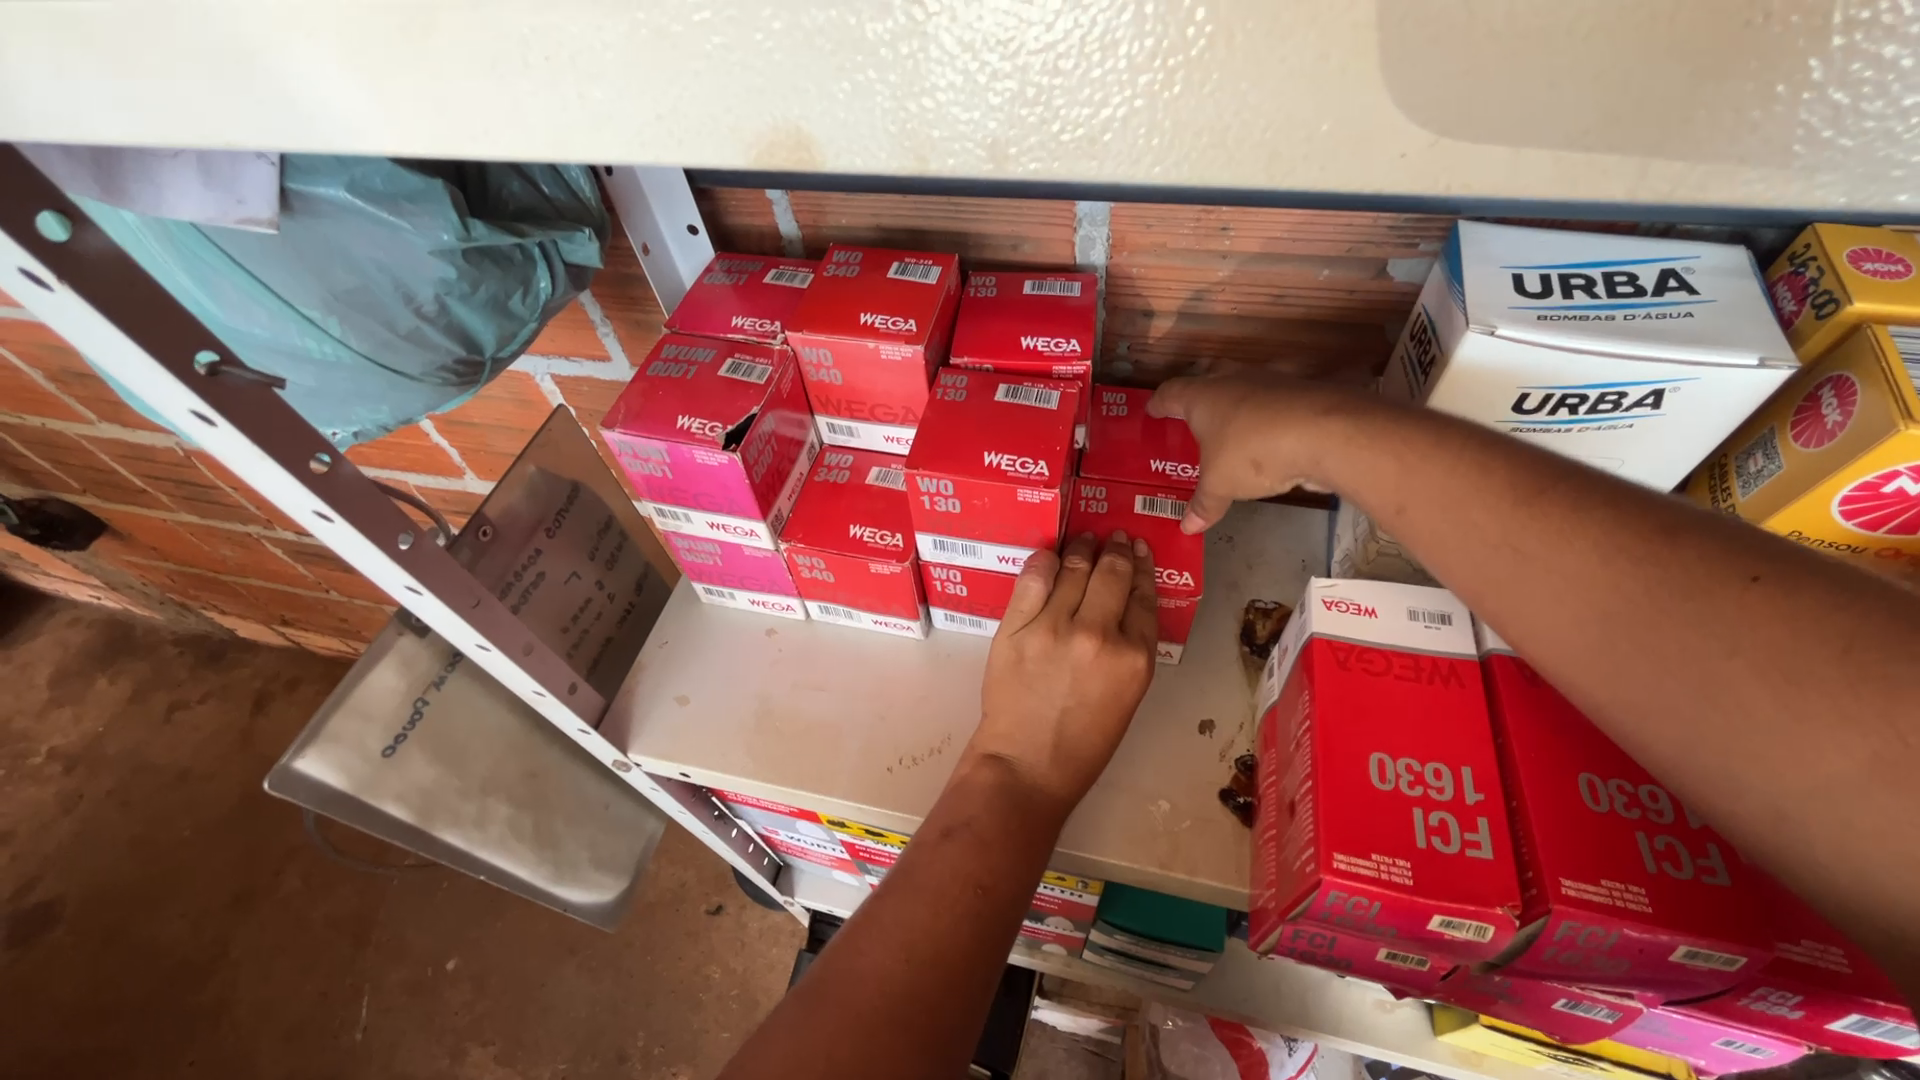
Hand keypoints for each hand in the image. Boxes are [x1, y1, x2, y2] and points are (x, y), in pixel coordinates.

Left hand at [968, 531, 1158, 816]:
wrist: (1027, 764)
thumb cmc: (1082, 743)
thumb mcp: (1127, 697)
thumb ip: (1129, 650)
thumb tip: (1121, 607)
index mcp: (1135, 657)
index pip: (1143, 596)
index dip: (1142, 566)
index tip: (1138, 549)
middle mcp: (1099, 635)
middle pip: (1112, 574)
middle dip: (1115, 549)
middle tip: (1113, 536)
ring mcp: (1054, 627)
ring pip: (1074, 570)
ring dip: (1082, 549)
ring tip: (1083, 540)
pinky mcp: (1016, 627)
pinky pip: (1034, 579)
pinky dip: (1044, 561)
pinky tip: (1049, 554)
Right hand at [1148, 372, 1385, 532]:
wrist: (1326, 432)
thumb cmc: (1252, 452)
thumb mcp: (1220, 485)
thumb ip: (1203, 504)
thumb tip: (1186, 528)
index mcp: (1202, 396)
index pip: (1170, 393)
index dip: (1158, 403)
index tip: (1152, 411)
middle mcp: (1232, 381)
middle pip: (1207, 387)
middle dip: (1197, 406)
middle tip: (1190, 427)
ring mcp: (1270, 384)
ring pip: (1242, 394)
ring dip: (1235, 413)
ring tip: (1229, 438)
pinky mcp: (1300, 395)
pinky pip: (1272, 408)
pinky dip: (1265, 423)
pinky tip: (1269, 443)